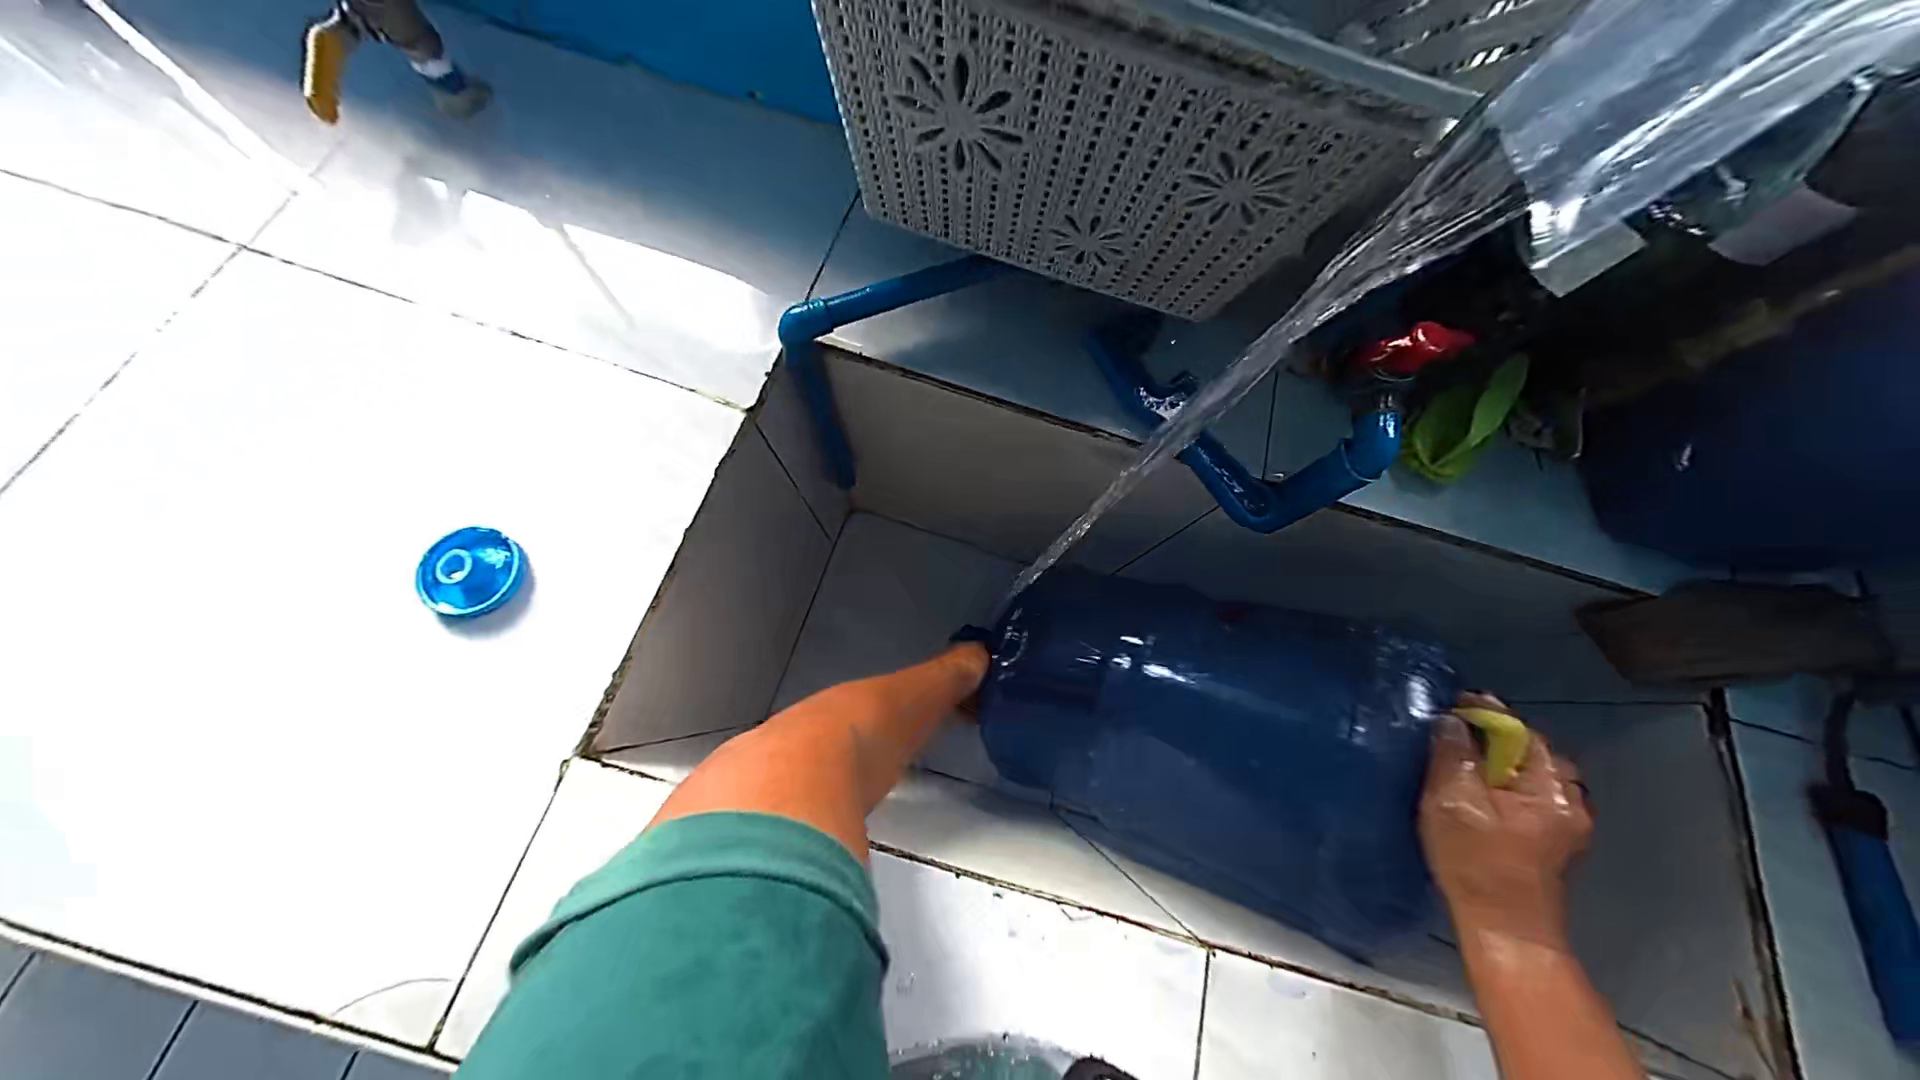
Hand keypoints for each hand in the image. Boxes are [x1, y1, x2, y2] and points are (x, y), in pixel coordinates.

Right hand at [1420, 693, 1591, 948]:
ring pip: (1530, 773)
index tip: (1453, 702)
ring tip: (1461, 755)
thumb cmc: (1476, 862)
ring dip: (1499, 759)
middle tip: (1454, 728)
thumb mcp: (1453, 801)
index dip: (1487, 713)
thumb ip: (1453, 755)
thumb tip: (1452, 720)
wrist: (1503, 930)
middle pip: (1532, 752)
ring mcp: (1565, 823)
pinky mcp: (1551, 839)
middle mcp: (1570, 802)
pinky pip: (1528, 793)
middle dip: (1495, 735)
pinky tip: (1476, 787)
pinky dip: (1503, 780)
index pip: (1522, 733)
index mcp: (1552, 790)